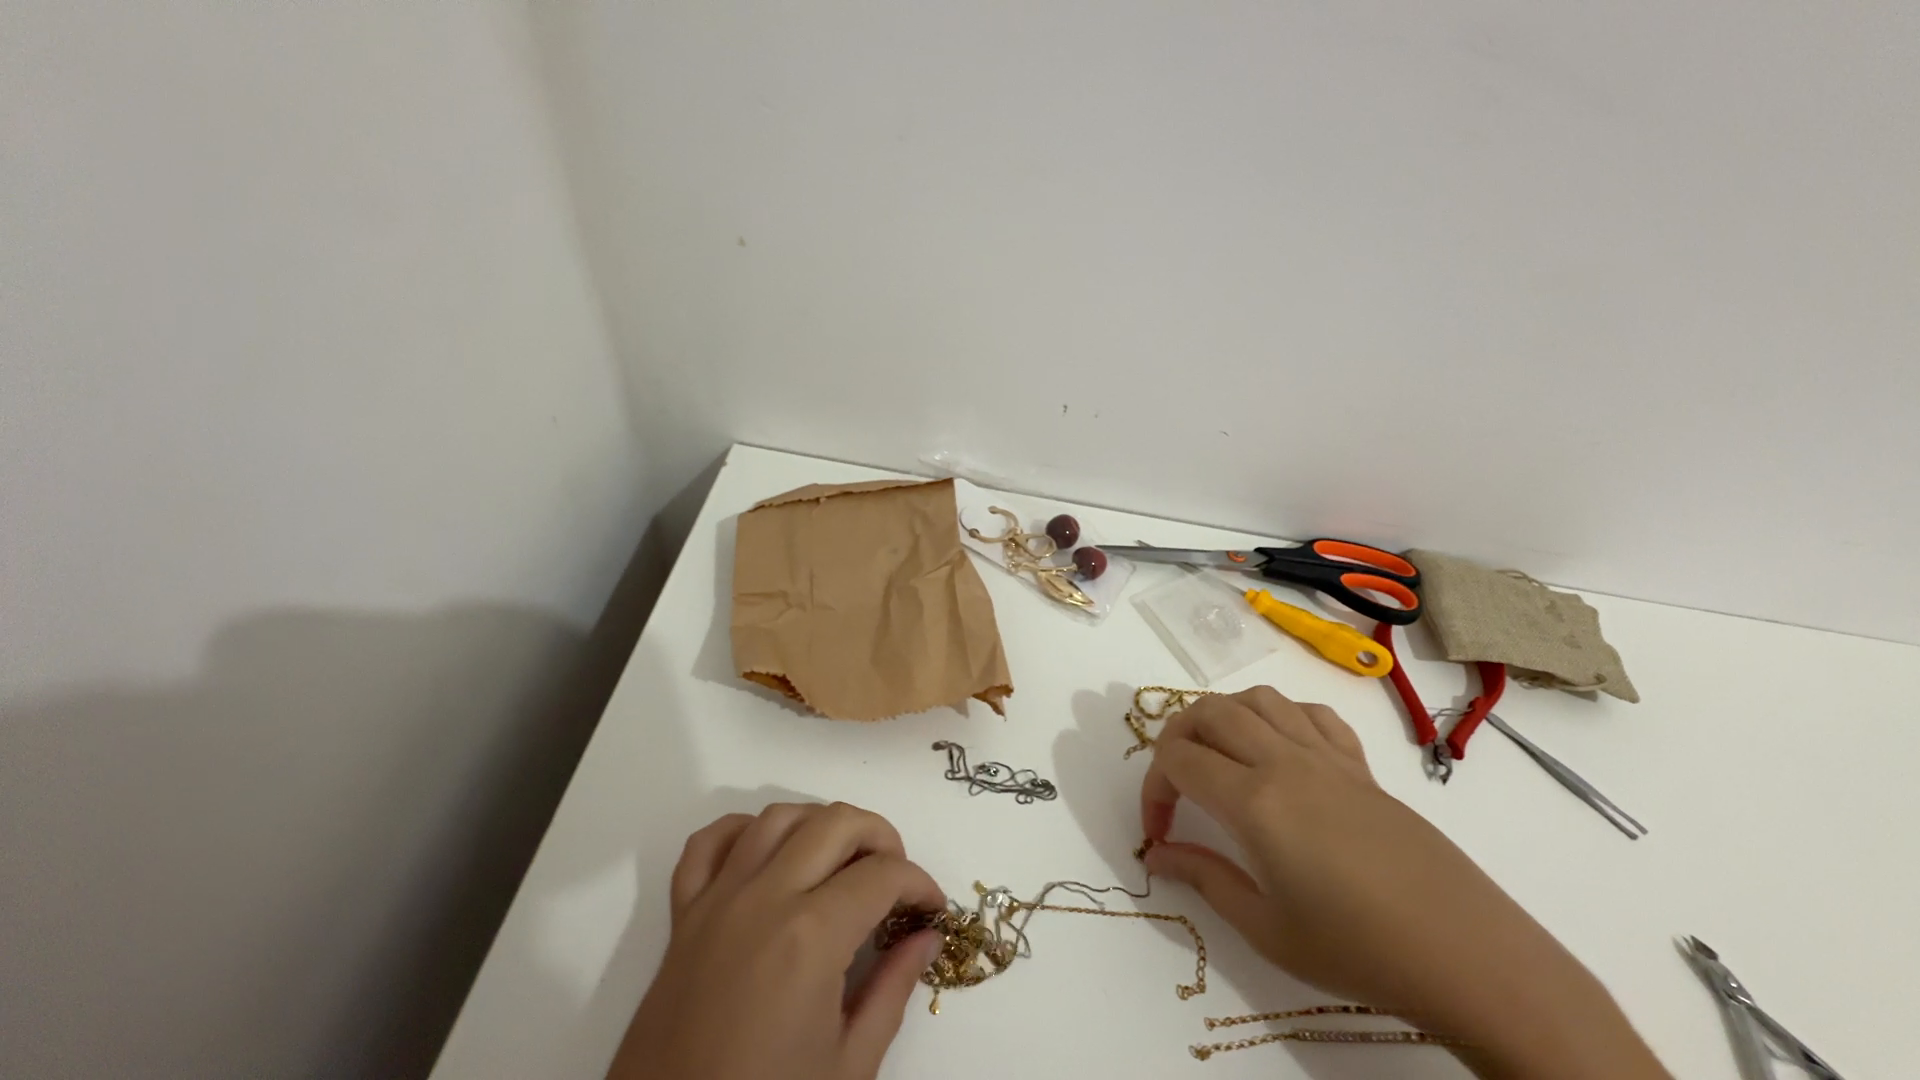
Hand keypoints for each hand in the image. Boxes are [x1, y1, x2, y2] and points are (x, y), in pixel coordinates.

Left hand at [608, 803, 945, 1079]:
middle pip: (835, 823)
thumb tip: (927, 937)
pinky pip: (709, 842)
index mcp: (812, 935)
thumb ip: (894, 988)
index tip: (932, 910)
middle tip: (897, 881)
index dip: (920, 884)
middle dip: (881, 838)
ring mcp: (717, 900)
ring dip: (820, 824)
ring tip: (843, 860)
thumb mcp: (850, 1063)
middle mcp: (764, 898)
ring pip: (777, 817)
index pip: (884, 875)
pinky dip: (744, 831)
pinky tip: (771, 855)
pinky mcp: (682, 915)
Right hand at [1139, 687, 1669, 1079]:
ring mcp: (1327, 757)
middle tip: (1174, 786)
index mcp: (1253, 801)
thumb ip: (1204, 878)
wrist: (1464, 952)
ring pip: (1258, 698)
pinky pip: (1310, 712)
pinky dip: (1280, 716)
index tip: (1159, 835)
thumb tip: (1159, 855)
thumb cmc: (1356, 948)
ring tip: (1217, 759)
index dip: (1152, 790)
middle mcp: (1284, 762)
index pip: (1177, 760)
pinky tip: (1279, 750)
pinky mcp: (1361, 766)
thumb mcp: (1265, 926)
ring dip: (1222, 716)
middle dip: (1175, 738)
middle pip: (1208, 712)